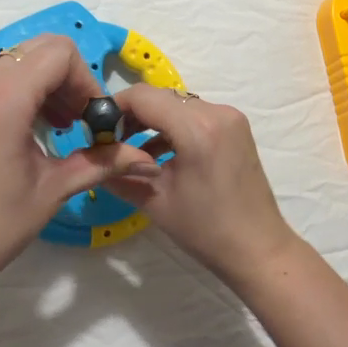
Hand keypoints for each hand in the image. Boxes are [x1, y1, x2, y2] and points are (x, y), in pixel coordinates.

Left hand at [0, 35, 138, 289]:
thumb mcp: (54, 190)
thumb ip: (102, 163)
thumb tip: (148, 160)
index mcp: (4, 101)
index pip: (59, 54)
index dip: (86, 79)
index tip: (93, 118)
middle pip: (40, 49)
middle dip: (70, 77)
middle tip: (81, 119)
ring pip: (20, 61)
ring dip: (49, 83)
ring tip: (63, 126)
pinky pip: (1, 78)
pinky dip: (28, 91)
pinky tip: (38, 130)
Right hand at [100, 86, 299, 284]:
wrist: (257, 249)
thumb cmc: (205, 230)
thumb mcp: (155, 201)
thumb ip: (118, 173)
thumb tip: (89, 158)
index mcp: (197, 128)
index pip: (144, 97)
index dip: (114, 107)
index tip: (95, 129)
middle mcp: (217, 112)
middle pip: (161, 98)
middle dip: (132, 116)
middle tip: (108, 141)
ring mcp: (231, 118)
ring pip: (178, 105)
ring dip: (152, 122)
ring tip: (128, 151)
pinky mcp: (236, 128)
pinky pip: (196, 116)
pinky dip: (174, 128)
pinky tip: (157, 155)